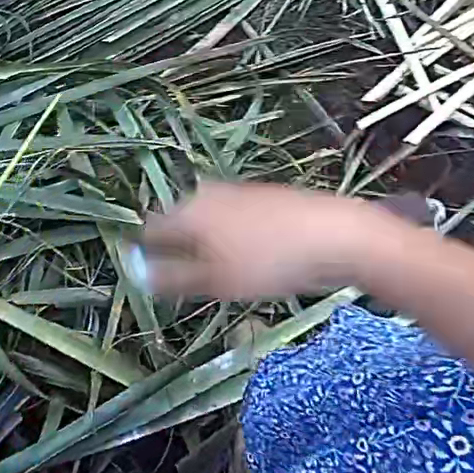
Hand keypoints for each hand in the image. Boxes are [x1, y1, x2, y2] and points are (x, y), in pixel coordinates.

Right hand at [137, 182, 417, 298]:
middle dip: (181, 250)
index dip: (147, 254)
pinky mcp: (258, 194)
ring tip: (234, 273)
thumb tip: (138, 277)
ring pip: (205, 221)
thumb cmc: (269, 261)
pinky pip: (230, 217)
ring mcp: (232, 190)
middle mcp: (203, 192)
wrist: (335, 233)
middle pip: (177, 223)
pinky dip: (232, 236)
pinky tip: (258, 256)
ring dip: (208, 245)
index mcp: (186, 210)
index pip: (148, 229)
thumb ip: (171, 278)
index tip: (159, 280)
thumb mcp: (215, 280)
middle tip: (201, 282)